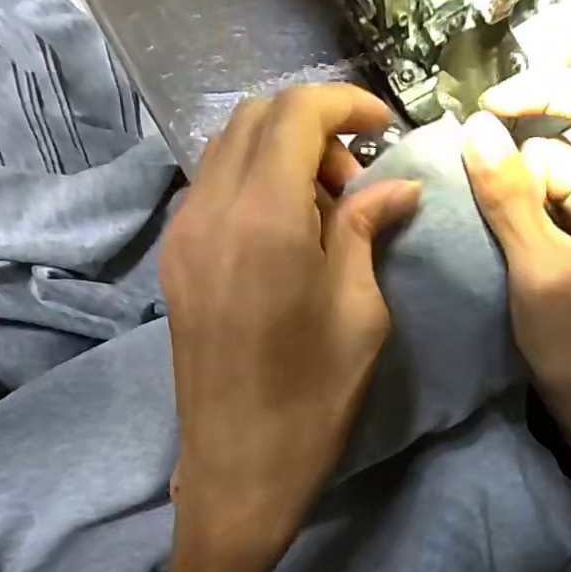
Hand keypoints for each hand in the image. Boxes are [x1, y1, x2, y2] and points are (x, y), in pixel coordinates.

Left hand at [161, 85, 420, 571]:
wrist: (238, 468)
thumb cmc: (312, 397)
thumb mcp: (360, 311)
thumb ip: (366, 230)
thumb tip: (396, 185)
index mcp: (262, 217)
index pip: (295, 112)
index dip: (344, 103)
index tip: (382, 129)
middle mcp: (209, 209)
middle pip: (254, 118)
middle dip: (312, 128)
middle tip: (352, 184)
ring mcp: (182, 234)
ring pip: (227, 149)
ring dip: (279, 155)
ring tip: (321, 212)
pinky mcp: (174, 261)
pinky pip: (211, 189)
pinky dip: (252, 184)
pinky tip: (284, 234)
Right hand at [462, 68, 570, 436]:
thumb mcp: (539, 265)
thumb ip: (508, 196)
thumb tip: (475, 128)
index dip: (547, 92)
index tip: (489, 108)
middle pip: (561, 146)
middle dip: (521, 178)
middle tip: (512, 238)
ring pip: (542, 174)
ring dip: (513, 203)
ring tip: (514, 257)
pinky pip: (539, 201)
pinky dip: (516, 215)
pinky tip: (508, 251)